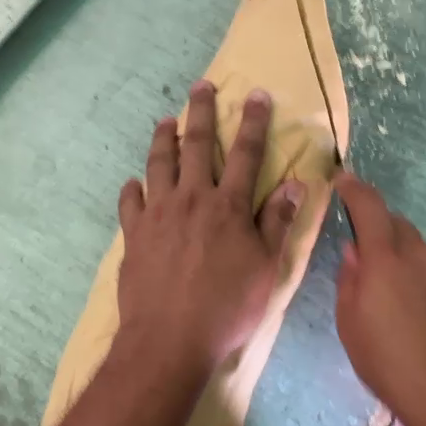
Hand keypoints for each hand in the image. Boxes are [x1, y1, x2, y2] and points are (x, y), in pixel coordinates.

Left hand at [114, 80, 304, 378]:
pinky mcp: (133, 234)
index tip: (257, 95)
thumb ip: (277, 223)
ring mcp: (158, 214)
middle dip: (202, 112)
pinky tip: (134, 183)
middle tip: (202, 86)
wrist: (169, 339)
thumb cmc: (227, 307)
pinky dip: (133, 188)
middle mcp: (192, 199)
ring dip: (163, 139)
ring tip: (165, 121)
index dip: (253, 122)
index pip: (247, 154)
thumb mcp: (266, 268)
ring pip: (159, 164)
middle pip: (197, 145)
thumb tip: (295, 184)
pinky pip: (130, 202)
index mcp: (228, 206)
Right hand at [334, 174, 425, 425]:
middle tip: (362, 251)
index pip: (368, 205)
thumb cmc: (386, 362)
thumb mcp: (349, 323)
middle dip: (376, 227)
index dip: (353, 189)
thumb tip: (354, 252)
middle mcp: (417, 253)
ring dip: (399, 253)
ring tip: (389, 288)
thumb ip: (350, 279)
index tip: (342, 181)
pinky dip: (419, 273)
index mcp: (384, 258)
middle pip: (394, 223)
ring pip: (416, 246)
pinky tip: (415, 305)